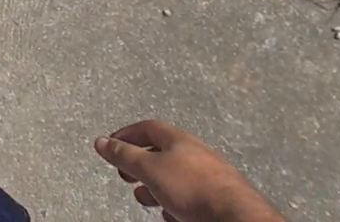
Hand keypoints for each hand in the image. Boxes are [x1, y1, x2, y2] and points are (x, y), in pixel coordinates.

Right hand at [93, 120, 285, 221]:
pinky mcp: (224, 201)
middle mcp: (198, 154)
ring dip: (157, 187)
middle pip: (162, 154)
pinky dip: (177, 202)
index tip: (111, 147)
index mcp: (180, 140)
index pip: (147, 128)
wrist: (240, 221)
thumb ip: (123, 155)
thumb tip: (99, 141)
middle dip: (140, 166)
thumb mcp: (149, 168)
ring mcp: (214, 178)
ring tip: (146, 200)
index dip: (126, 135)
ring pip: (177, 178)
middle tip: (126, 177)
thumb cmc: (192, 188)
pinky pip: (193, 197)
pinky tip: (172, 215)